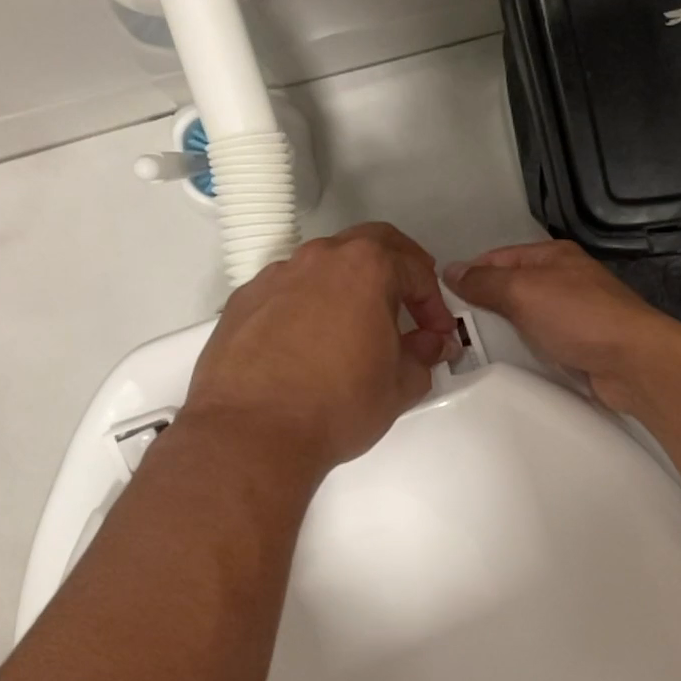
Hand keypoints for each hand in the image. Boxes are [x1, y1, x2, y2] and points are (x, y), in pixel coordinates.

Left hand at [182, 223, 458, 482]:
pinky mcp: (244, 302)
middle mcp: (320, 261)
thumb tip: (427, 346)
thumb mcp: (401, 384)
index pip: (416, 270)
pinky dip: (310, 304)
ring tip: (361, 325)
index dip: (434, 302)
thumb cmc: (330, 406)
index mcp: (367, 268)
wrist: (252, 435)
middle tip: (411, 301)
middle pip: (371, 244)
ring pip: (326, 265)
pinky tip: (315, 341)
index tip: (435, 330)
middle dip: (398, 268)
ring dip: (351, 285)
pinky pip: (288, 290)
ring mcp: (276, 277)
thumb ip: (423, 355)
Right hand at [445, 241, 680, 411]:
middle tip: (450, 333)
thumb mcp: (524, 290)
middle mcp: (565, 280)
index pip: (499, 258)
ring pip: (527, 320)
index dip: (470, 275)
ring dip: (504, 334)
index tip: (439, 300)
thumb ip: (485, 282)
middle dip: (484, 308)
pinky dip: (526, 352)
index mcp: (553, 257)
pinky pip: (543, 345)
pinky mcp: (581, 346)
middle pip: (512, 290)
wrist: (633, 361)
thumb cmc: (579, 316)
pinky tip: (509, 365)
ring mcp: (575, 315)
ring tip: (470, 353)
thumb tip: (451, 270)